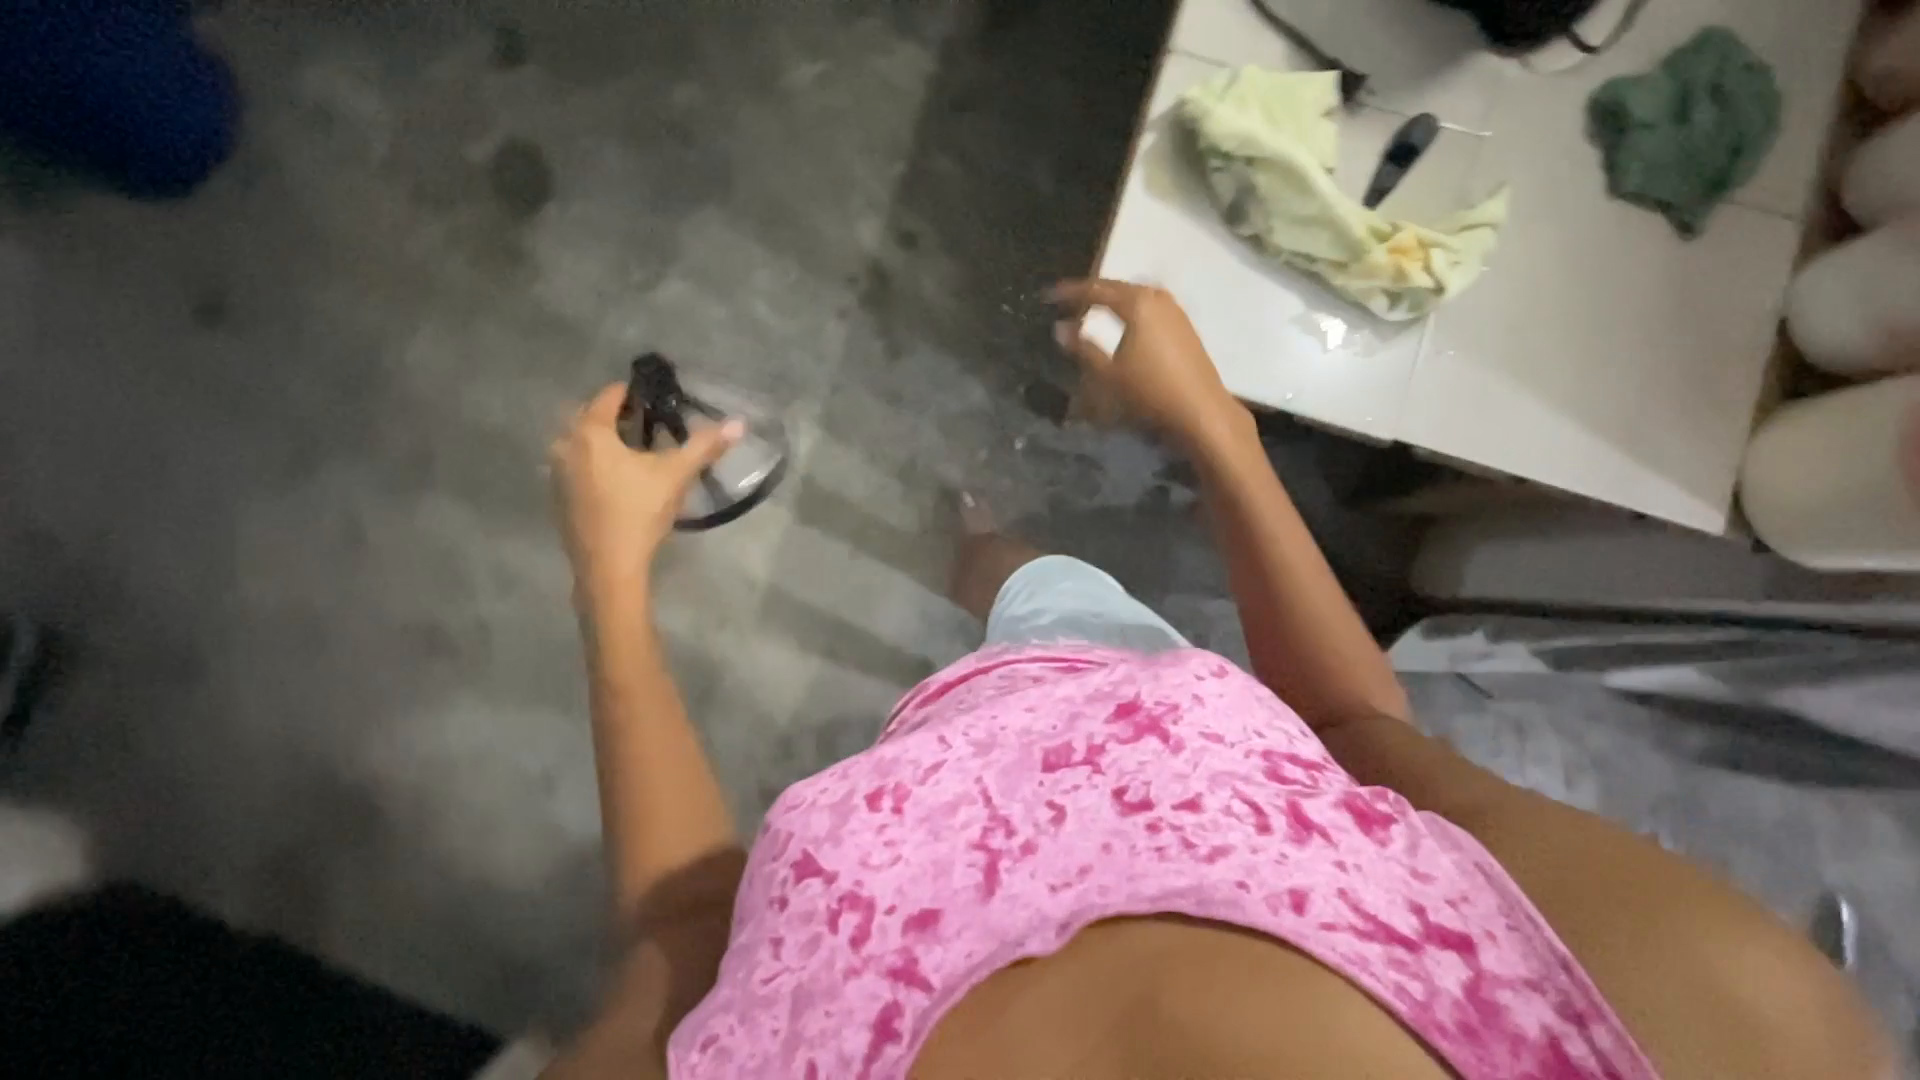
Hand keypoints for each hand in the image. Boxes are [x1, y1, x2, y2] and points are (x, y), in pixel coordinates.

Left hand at [550, 382, 741, 606]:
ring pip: (580, 444)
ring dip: (604, 442)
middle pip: (590, 418)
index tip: (655, 398)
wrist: (608, 567)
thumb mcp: (676, 475)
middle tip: (648, 424)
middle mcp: (565, 446)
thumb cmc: (640, 512)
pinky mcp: (559, 498)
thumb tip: (739, 423)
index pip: (609, 397)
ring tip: (635, 452)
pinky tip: (619, 481)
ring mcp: (557, 474)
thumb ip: (705, 446)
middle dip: (617, 417)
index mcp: (590, 432)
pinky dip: (594, 465)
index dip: (633, 393)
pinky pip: (576, 467)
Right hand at [1050, 279, 1250, 449]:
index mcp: (1136, 303)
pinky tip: (1125, 322)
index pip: (1096, 289)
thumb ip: (1082, 347)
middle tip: (1069, 301)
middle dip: (1092, 292)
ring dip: (1114, 299)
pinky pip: (1150, 305)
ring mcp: (1175, 309)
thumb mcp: (1108, 374)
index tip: (1049, 296)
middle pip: (1118, 287)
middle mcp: (1157, 297)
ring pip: (1136, 294)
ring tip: (1094, 309)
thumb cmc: (1149, 391)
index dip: (1070, 292)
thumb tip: (1060, 328)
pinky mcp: (1185, 324)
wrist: (1200, 410)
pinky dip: (1132, 308)